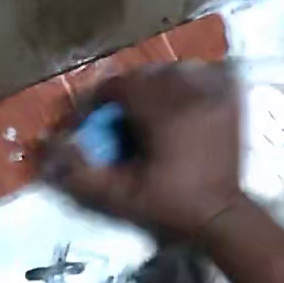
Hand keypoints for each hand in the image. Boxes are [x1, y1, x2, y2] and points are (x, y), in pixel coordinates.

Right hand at [49, 63, 248, 236]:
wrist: (220, 213)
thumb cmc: (169, 206)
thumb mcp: (120, 197)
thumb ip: (81, 172)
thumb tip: (51, 144)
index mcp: (166, 115)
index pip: (121, 85)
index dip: (101, 99)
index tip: (95, 118)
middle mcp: (193, 95)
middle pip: (146, 74)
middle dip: (127, 91)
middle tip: (121, 117)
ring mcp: (217, 94)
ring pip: (174, 69)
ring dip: (156, 84)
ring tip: (150, 110)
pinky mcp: (232, 98)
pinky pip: (205, 73)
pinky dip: (189, 80)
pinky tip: (181, 101)